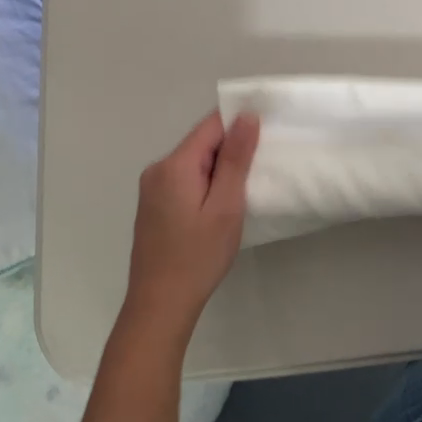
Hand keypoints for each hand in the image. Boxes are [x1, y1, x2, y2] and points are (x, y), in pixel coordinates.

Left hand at [122, 108, 260, 344]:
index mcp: (174, 165)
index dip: (241, 124)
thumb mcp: (226, 205)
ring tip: (245, 189)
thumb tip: (247, 116)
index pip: (212, 125)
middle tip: (262, 169)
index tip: (268, 136)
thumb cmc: (198, 256)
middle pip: (203, 142)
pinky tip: (221, 205)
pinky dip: (207, 183)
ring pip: (196, 161)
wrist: (160, 305)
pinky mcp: (154, 206)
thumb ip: (236, 158)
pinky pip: (186, 179)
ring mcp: (152, 189)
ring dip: (221, 169)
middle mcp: (158, 170)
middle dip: (232, 149)